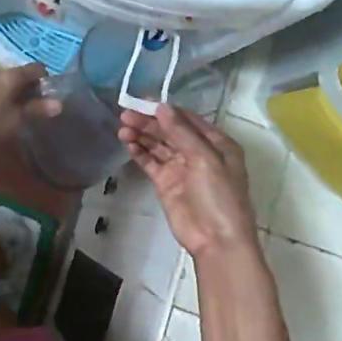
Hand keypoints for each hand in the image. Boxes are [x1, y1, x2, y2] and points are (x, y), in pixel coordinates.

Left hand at [0, 63, 59, 150]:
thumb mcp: (15, 120)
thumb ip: (36, 109)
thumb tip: (60, 103)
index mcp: (10, 75)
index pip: (37, 68)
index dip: (47, 81)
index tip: (51, 97)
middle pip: (24, 75)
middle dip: (35, 89)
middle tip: (42, 108)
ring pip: (11, 82)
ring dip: (20, 94)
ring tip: (26, 113)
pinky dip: (8, 98)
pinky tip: (8, 114)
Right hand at [118, 104, 260, 258]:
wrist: (216, 239)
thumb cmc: (219, 196)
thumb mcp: (205, 159)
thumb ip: (182, 132)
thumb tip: (162, 107)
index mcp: (216, 142)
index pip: (186, 119)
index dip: (164, 109)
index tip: (141, 101)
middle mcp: (197, 151)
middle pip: (169, 130)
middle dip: (148, 122)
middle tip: (125, 115)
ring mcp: (180, 167)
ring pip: (158, 145)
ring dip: (141, 136)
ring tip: (122, 129)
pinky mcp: (166, 183)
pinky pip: (150, 162)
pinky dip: (140, 152)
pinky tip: (128, 144)